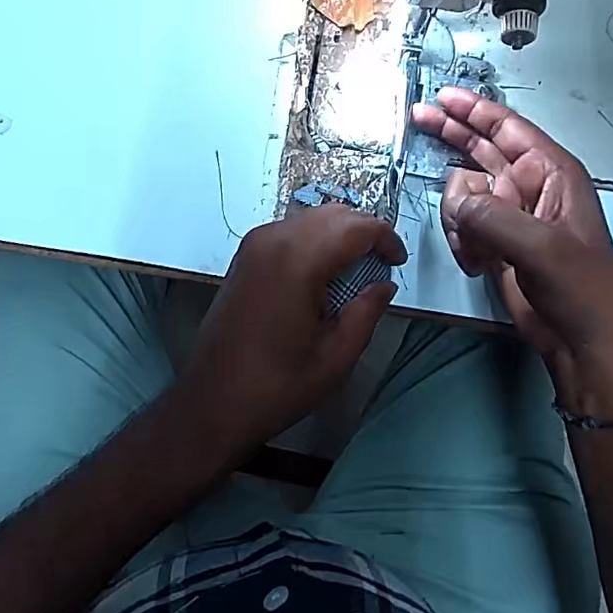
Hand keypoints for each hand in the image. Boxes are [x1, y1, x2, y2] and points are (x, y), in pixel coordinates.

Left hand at [174, 205, 405, 458]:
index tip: (398, 261)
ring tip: (355, 270)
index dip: (385, 238)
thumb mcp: (335, 357)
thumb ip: (366, 312)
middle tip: (381, 265)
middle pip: (331, 214)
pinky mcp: (244, 255)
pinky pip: (288, 231)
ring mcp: (254, 244)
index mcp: (298, 260)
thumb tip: (383, 285)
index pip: (355, 226)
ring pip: (309, 218)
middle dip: (363, 232)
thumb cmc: (276, 385)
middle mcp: (273, 239)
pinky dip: (312, 240)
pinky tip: (322, 273)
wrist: (213, 398)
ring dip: (337, 233)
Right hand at [411, 88, 612, 411]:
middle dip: (451, 135)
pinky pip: (460, 224)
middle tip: (418, 117)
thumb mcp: (541, 246)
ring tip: (474, 248)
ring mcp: (509, 214)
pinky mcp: (494, 241)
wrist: (583, 342)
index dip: (474, 109)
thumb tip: (453, 197)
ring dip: (458, 219)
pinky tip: (476, 262)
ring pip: (461, 194)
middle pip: (480, 148)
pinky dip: (460, 241)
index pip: (508, 129)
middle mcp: (527, 186)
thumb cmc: (580, 287)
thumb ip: (491, 214)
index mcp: (551, 174)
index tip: (443, 96)